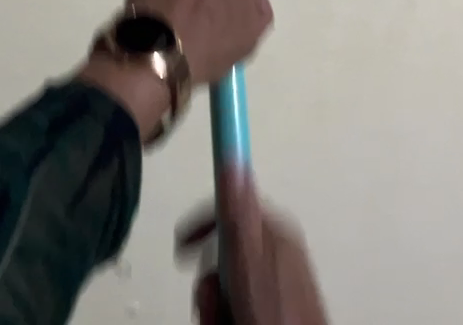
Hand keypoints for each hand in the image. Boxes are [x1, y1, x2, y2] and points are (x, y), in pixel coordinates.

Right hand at [179, 174, 328, 324]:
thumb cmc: (277, 313)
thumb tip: (231, 154)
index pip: (230, 204)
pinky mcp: (274, 300)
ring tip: (224, 314)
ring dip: (216, 295)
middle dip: (209, 271)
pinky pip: (239, 292)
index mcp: (274, 229)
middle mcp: (276, 248)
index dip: (202, 220)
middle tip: (209, 293)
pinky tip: (233, 319)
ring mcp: (275, 276)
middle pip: (225, 245)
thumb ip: (237, 208)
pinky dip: (228, 307)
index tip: (185, 236)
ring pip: (228, 273)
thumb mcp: (248, 256)